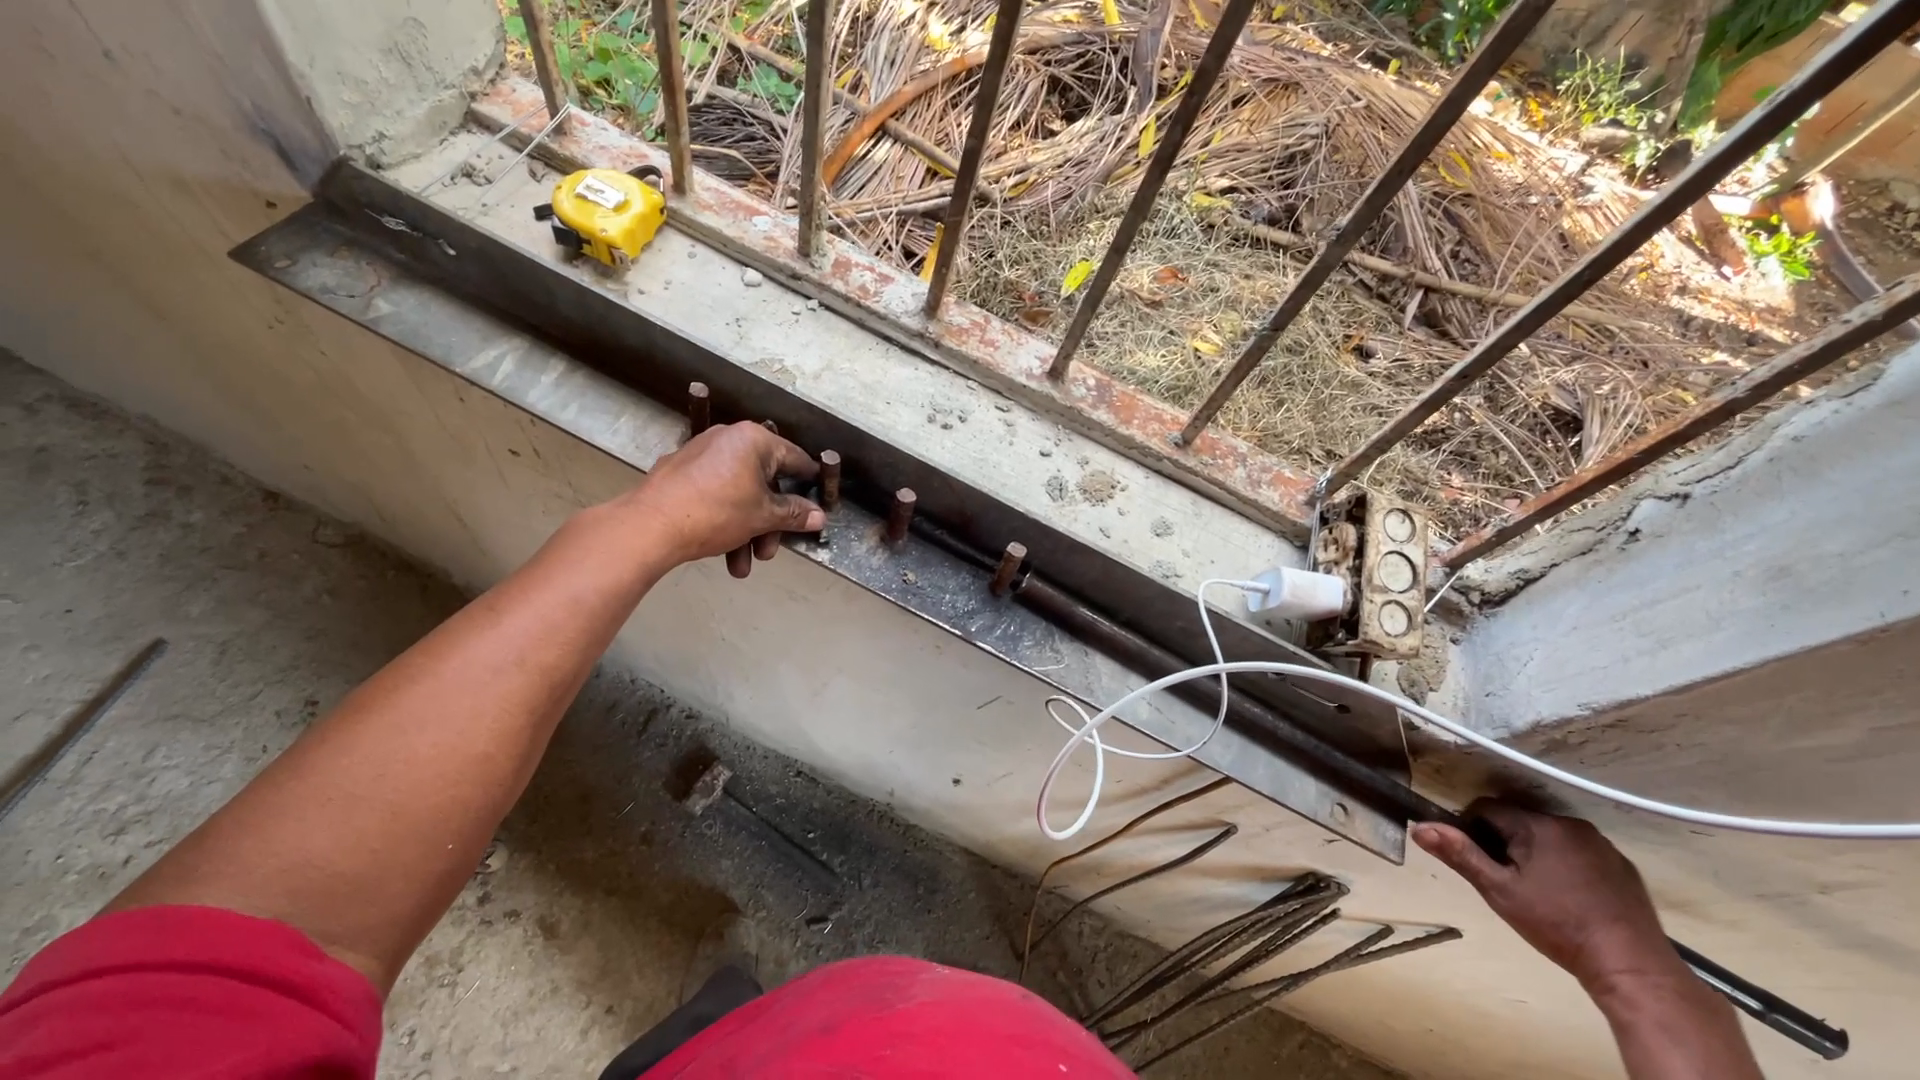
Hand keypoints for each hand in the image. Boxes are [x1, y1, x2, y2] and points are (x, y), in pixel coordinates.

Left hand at [613, 422, 822, 576]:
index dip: (809, 486)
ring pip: (739, 494)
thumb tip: (819, 516)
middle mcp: (728, 439)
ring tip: (741, 565)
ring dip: (747, 532)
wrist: (651, 525)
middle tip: (769, 552)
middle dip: (770, 524)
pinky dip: (725, 521)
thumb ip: (794, 515)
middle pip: (765, 483)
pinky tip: (724, 554)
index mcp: (753, 439)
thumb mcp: (763, 517)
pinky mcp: (681, 473)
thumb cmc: (716, 512)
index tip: (817, 506)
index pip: (795, 460)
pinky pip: (716, 495)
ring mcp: (701, 454)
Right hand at [1413, 802, 1680, 993]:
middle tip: (1506, 880)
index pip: (1486, 807)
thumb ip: (1460, 854)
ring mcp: (1600, 843)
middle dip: (1504, 842)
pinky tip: (1569, 896)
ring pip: (1549, 835)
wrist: (1629, 963)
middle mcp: (1570, 824)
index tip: (1476, 860)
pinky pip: (1579, 851)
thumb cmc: (1556, 926)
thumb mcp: (1499, 892)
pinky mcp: (1621, 863)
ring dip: (1535, 851)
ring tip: (1538, 890)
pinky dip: (1566, 864)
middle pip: (1519, 820)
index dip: (1471, 829)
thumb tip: (1421, 827)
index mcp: (1537, 826)